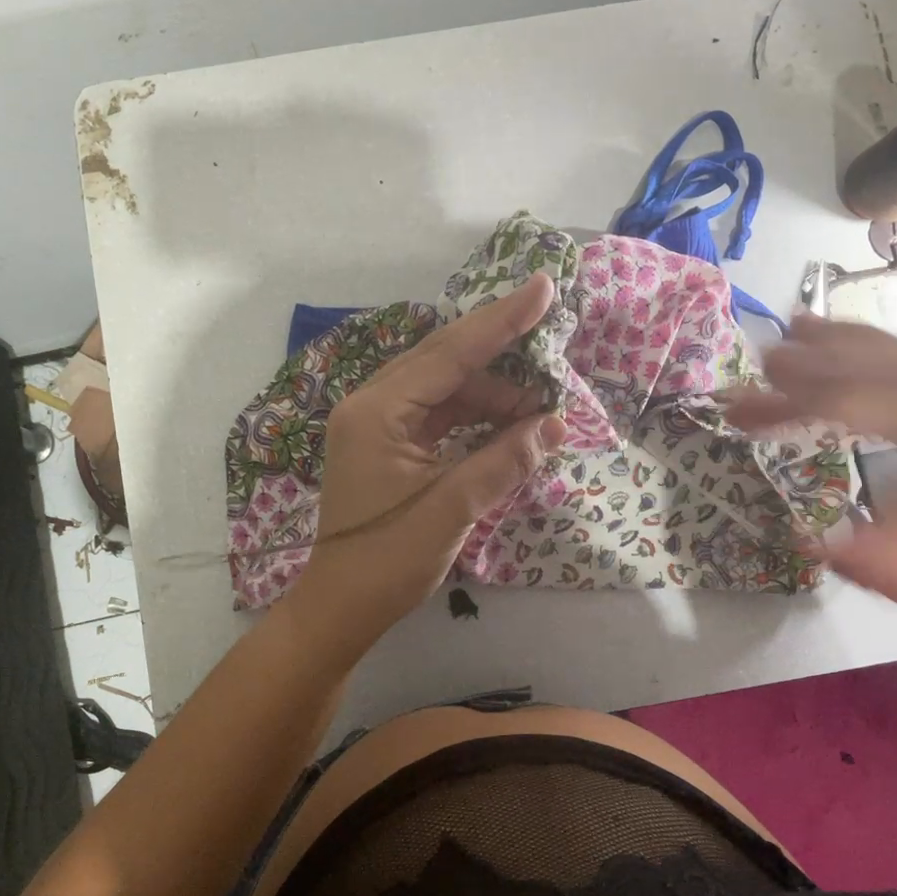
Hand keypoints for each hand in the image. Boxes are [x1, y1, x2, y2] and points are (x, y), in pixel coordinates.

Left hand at [288, 273, 567, 639]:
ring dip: (489, 393)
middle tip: (550, 332)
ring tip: (539, 408)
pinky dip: (471, 416)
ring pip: (441, 389)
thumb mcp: (452, 509)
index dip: (500, 322)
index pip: (448, 354)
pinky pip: (434, 415)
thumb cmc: (388, 561)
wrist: (341, 606)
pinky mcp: (382, 446)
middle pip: (442, 361)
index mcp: (376, 412)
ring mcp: (373, 425)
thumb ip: (504, 460)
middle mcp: (370, 406)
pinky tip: (506, 424)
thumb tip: (556, 424)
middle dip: (498, 350)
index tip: (543, 289)